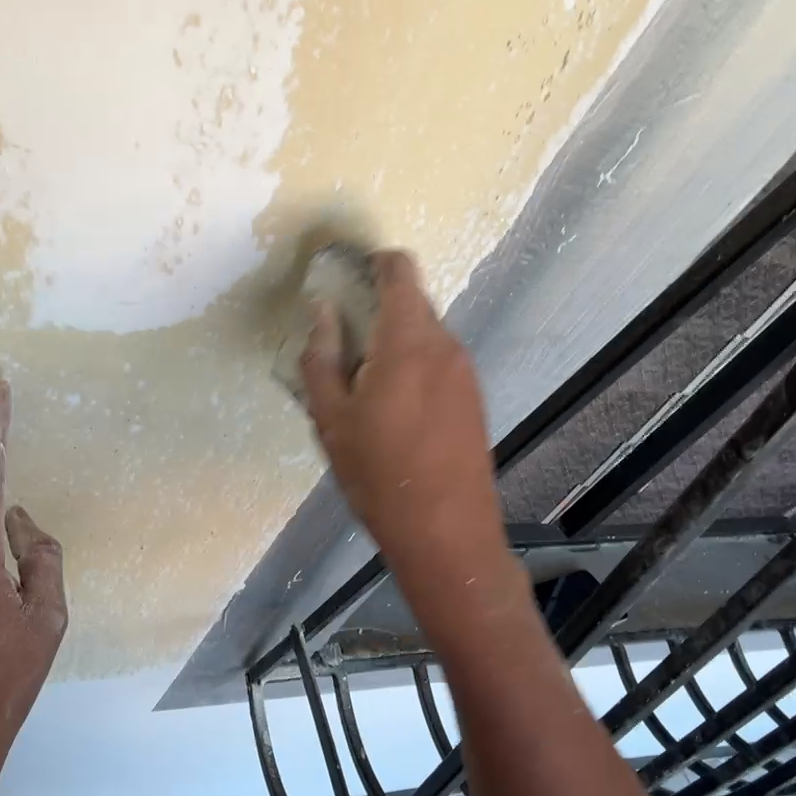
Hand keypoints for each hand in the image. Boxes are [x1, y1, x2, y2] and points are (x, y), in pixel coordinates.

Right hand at [299, 251, 506, 571]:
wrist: (446, 532)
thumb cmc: (378, 474)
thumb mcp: (330, 418)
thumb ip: (321, 356)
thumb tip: (322, 310)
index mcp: (407, 340)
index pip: (400, 271)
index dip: (374, 263)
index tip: (346, 276)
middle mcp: (445, 345)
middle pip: (412, 303)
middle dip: (376, 310)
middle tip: (341, 345)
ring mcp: (465, 372)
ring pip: (425, 335)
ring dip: (394, 342)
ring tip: (363, 385)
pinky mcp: (473, 398)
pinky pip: (438, 362)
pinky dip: (413, 365)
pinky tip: (393, 409)